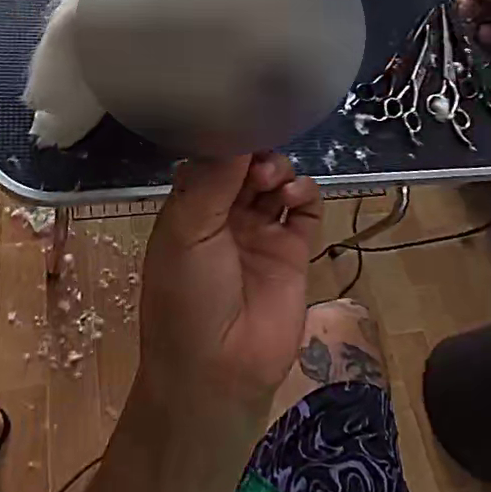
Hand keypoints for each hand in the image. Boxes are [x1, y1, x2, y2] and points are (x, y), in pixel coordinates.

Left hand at [136, 153, 321, 422]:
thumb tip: (235, 130)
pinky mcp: (295, 251)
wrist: (220, 369)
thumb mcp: (184, 234)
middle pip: (247, 168)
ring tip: (274, 183)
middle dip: (255, 154)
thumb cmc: (188, 298)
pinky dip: (306, 194)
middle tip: (258, 165)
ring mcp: (262, 234)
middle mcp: (226, 217)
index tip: (240, 122)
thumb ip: (210, 181)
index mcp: (191, 211)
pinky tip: (295, 197)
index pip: (211, 161)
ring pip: (277, 183)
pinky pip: (305, 210)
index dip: (226, 142)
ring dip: (279, 171)